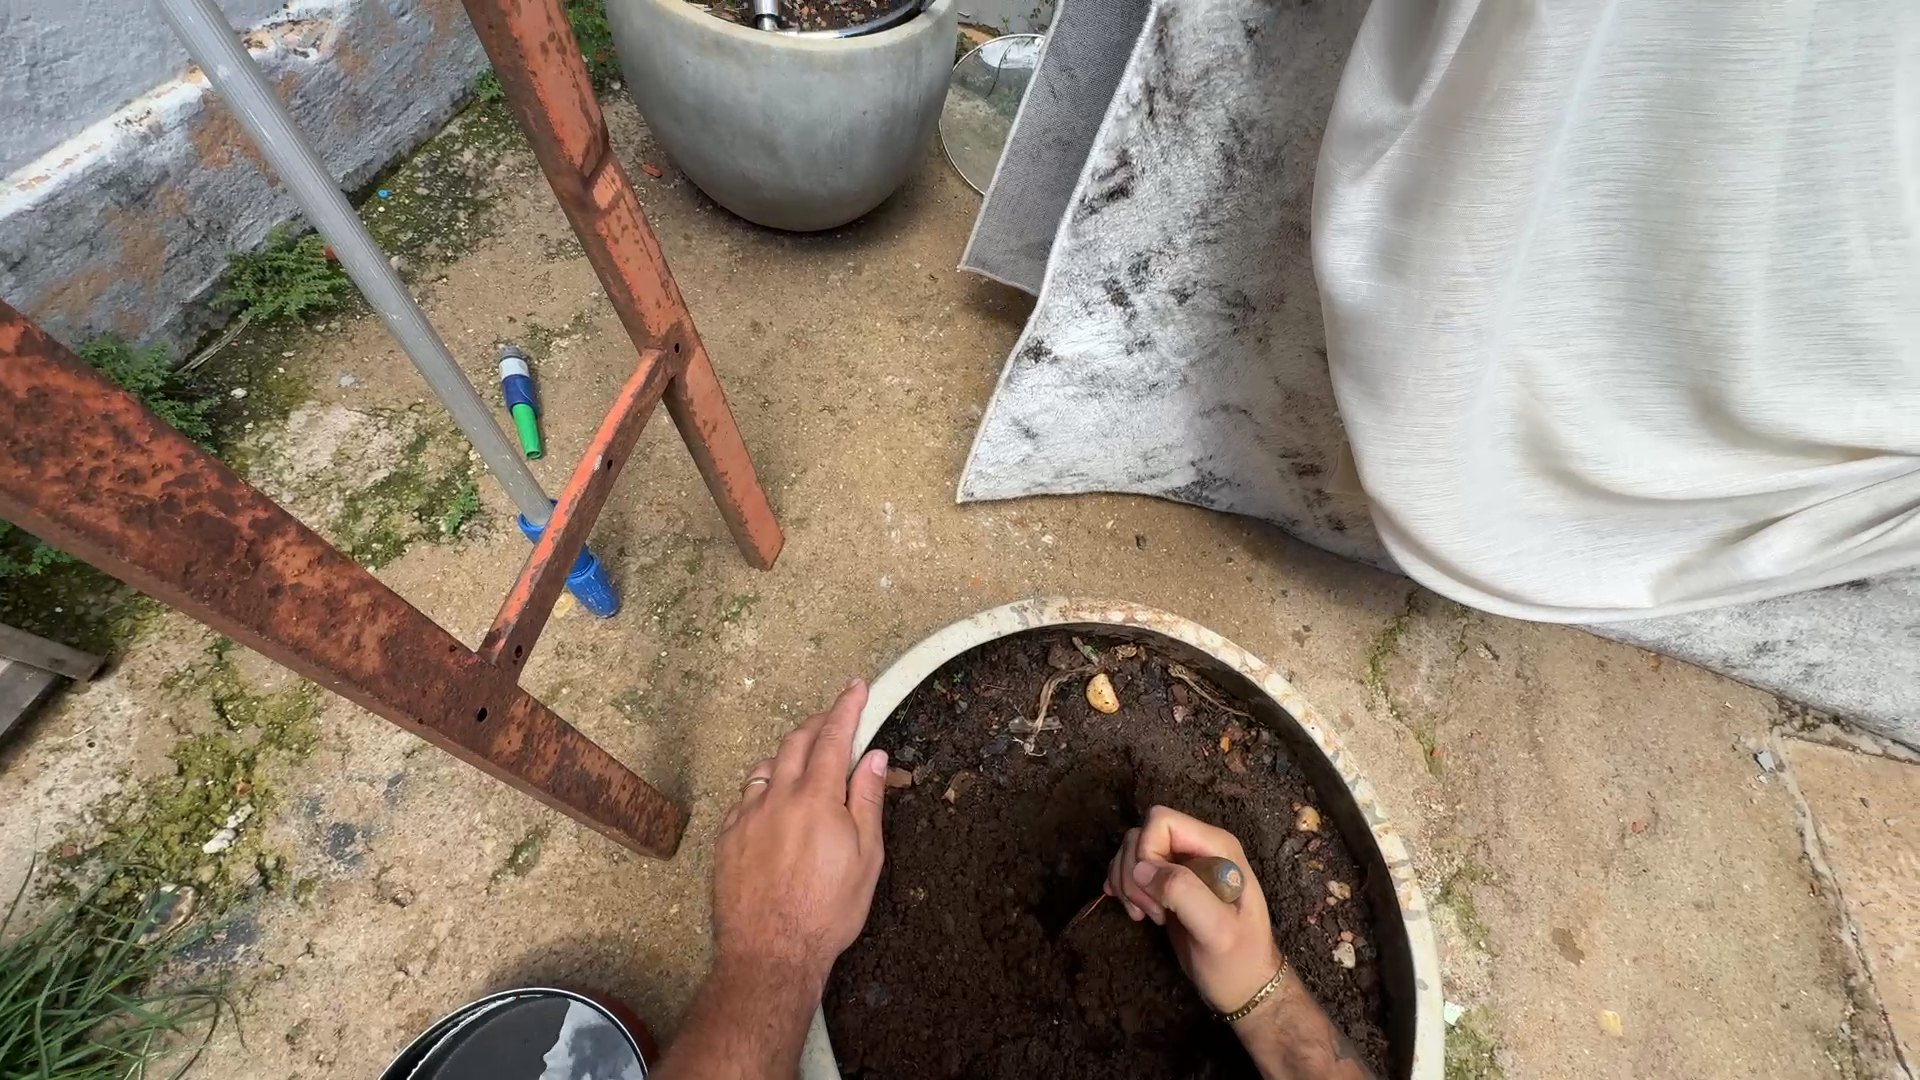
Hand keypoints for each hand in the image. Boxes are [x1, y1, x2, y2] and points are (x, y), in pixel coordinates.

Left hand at [713, 679, 888, 986]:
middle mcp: (778, 796)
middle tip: (835, 718)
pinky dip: (765, 787)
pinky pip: (745, 796)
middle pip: (796, 740)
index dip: (847, 707)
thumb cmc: (828, 910)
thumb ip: (867, 800)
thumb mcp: (867, 857)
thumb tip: (873, 756)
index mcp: (817, 797)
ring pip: (767, 765)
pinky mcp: (726, 837)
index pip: (834, 736)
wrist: (769, 955)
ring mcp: (746, 815)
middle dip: (818, 721)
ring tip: (805, 763)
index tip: (856, 687)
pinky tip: (774, 804)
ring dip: (789, 753)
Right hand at [1105, 805, 1284, 1014]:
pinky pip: (1131, 865)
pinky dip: (1123, 885)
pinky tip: (1133, 910)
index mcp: (1216, 846)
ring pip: (1132, 849)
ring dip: (1127, 882)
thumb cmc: (1237, 960)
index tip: (1156, 894)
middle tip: (1151, 912)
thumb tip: (1141, 869)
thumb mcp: (1217, 930)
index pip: (1161, 821)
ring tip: (1145, 915)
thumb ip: (1183, 892)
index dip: (1147, 851)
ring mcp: (1181, 861)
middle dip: (1134, 873)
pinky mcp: (1166, 879)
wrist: (1244, 988)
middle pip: (1142, 835)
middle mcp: (1197, 846)